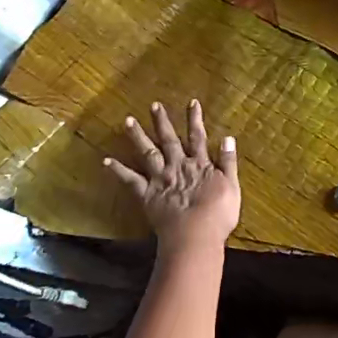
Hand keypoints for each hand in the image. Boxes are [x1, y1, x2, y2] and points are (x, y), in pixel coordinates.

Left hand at [105, 99, 240, 248]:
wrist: (194, 235)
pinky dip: (118, 170)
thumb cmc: (218, 215)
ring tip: (127, 121)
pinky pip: (130, 180)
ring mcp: (160, 179)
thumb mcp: (232, 187)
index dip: (194, 119)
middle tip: (153, 105)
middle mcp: (177, 166)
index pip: (197, 137)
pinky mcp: (147, 194)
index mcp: (199, 165)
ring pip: (148, 152)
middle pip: (169, 140)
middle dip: (162, 122)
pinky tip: (106, 160)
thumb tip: (228, 138)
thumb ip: (228, 162)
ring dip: (137, 136)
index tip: (191, 103)